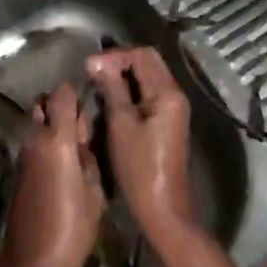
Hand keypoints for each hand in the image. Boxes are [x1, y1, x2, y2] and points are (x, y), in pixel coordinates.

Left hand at [0, 82, 104, 266]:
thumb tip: (82, 143)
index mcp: (56, 139)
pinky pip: (31, 143)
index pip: (62, 94)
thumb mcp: (94, 193)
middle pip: (42, 104)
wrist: (33, 265)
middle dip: (59, 109)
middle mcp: (35, 138)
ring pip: (35, 123)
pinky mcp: (17, 170)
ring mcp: (22, 154)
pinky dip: (43, 145)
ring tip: (70, 152)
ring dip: (50, 127)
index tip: (86, 109)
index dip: (75, 96)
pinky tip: (58, 168)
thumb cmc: (71, 227)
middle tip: (77, 133)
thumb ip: (89, 158)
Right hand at [87, 47, 195, 235]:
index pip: (142, 55)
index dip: (115, 56)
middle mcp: (175, 94)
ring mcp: (174, 108)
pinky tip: (112, 99)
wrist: (163, 211)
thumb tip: (96, 62)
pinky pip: (150, 92)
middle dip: (120, 62)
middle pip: (148, 62)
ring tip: (99, 82)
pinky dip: (131, 89)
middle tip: (94, 71)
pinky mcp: (168, 121)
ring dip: (124, 75)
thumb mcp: (120, 125)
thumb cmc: (139, 169)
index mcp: (167, 93)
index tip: (90, 67)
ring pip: (149, 76)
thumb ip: (112, 88)